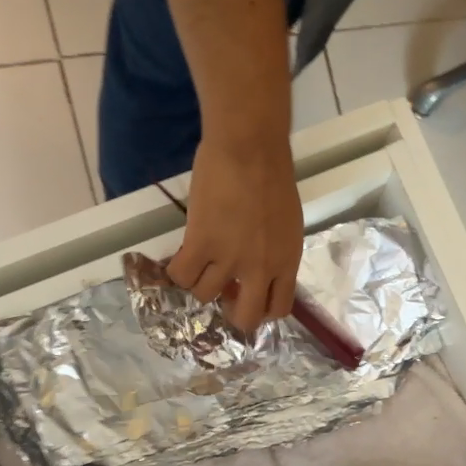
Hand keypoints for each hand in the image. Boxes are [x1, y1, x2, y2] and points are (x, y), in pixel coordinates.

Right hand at [166, 133, 301, 333]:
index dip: (261, 308)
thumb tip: (257, 270)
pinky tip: (182, 255)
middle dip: (233, 312)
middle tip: (224, 291)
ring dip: (201, 283)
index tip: (250, 294)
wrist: (250, 147)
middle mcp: (260, 268)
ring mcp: (230, 259)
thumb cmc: (272, 175)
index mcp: (287, 262)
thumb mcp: (286, 224)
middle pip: (246, 318)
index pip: (278, 309)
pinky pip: (181, 275)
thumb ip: (276, 252)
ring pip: (206, 296)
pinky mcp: (201, 243)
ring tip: (200, 261)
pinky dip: (178, 271)